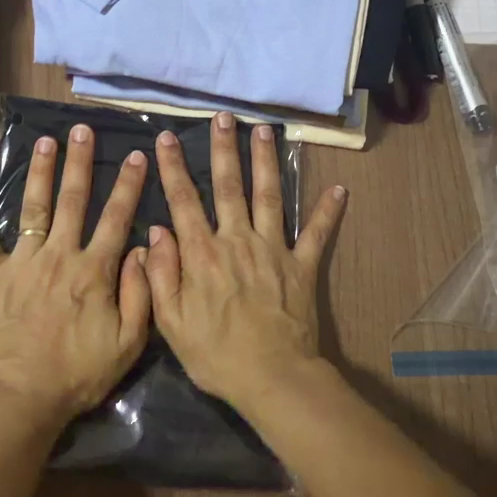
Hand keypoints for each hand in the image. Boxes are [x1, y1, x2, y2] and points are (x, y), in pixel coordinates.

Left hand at [0, 124, 151, 426]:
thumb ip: (141, 292)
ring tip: (46, 141)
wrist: (24, 396)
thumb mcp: (129, 342)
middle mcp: (59, 255)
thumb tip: (147, 247)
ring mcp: (23, 262)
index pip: (117, 217)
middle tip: (83, 129)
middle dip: (81, 162)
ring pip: (34, 207)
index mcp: (95, 270)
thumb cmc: (80, 374)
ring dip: (41, 172)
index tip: (137, 155)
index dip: (129, 185)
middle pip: (73, 200)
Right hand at [144, 113, 347, 413]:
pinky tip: (339, 187)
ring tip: (265, 130)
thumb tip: (157, 229)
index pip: (183, 201)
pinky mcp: (302, 267)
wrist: (272, 378)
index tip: (164, 139)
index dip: (172, 168)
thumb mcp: (171, 321)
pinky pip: (317, 234)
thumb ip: (161, 273)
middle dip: (224, 149)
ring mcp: (273, 250)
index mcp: (202, 254)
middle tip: (223, 117)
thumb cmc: (215, 354)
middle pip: (229, 186)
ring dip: (266, 161)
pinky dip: (328, 211)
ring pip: (269, 196)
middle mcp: (237, 241)